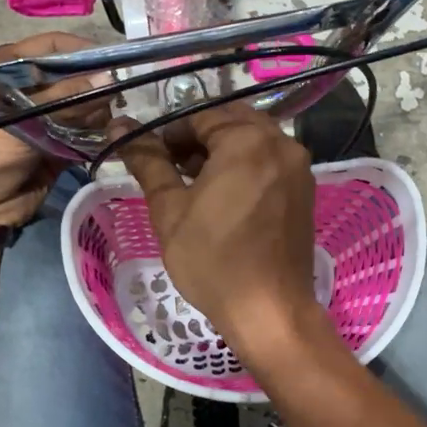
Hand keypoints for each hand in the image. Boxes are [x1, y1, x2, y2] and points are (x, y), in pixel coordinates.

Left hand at [0, 32, 99, 225]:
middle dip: (96, 84)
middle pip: (73, 75)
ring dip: (100, 111)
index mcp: (7, 71)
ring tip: (110, 121)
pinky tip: (111, 136)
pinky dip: (99, 134)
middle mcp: (28, 89)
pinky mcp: (59, 143)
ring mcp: (45, 117)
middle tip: (120, 95)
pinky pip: (87, 132)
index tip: (114, 60)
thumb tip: (109, 76)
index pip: (51, 47)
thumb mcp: (21, 120)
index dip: (82, 50)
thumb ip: (65, 98)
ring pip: (84, 103)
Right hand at [120, 104, 320, 357]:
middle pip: (231, 122)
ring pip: (254, 141)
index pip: (200, 117)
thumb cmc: (213, 259)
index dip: (171, 134)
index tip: (152, 160)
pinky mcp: (306, 190)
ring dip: (223, 152)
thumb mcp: (169, 209)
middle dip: (199, 139)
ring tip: (196, 186)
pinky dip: (247, 167)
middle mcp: (281, 142)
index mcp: (248, 139)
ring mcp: (299, 166)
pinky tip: (226, 197)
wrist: (269, 309)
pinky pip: (271, 162)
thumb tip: (119, 126)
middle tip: (174, 171)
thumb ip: (147, 162)